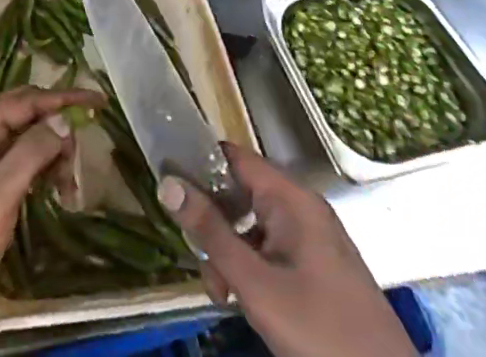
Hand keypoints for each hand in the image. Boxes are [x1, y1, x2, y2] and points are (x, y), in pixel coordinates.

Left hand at [0, 86, 104, 356]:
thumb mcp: (0, 194)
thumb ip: (32, 151)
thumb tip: (64, 119)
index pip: (28, 100)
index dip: (64, 98)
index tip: (99, 101)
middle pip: (32, 114)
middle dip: (60, 130)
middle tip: (79, 158)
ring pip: (35, 137)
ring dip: (56, 155)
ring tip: (67, 188)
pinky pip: (30, 159)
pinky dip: (48, 170)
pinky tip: (59, 191)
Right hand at [160, 143, 413, 356]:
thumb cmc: (318, 327)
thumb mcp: (255, 282)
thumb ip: (210, 232)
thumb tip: (167, 183)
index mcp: (291, 199)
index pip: (234, 157)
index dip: (198, 163)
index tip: (167, 183)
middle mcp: (301, 208)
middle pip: (239, 193)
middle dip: (212, 224)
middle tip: (199, 259)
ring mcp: (311, 236)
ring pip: (251, 226)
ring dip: (228, 252)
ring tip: (222, 293)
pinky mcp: (315, 264)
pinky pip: (269, 248)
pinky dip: (250, 267)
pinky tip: (242, 299)